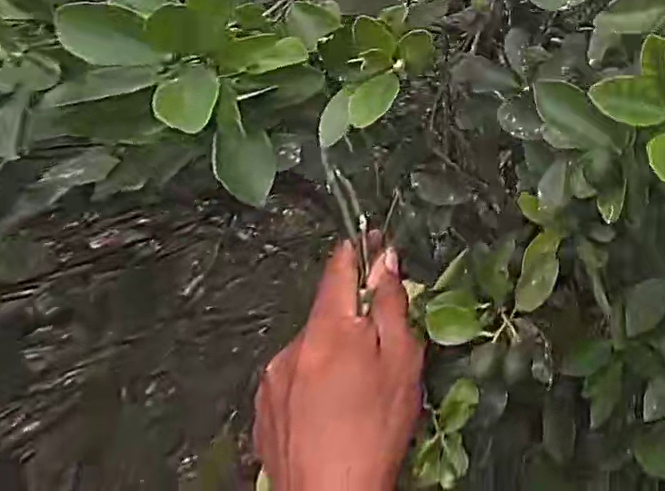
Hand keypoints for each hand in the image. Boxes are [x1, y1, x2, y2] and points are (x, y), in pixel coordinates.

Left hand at [254, 237, 424, 490]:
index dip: (357, 250)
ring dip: (335, 347)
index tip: (373, 239)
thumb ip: (391, 304)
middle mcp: (290, 348)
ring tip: (359, 381)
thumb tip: (385, 259)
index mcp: (326, 330)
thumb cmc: (377, 426)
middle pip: (327, 310)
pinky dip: (316, 375)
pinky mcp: (263, 411)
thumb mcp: (401, 358)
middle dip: (354, 313)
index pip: (337, 269)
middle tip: (382, 337)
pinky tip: (335, 404)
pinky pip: (296, 373)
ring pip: (312, 343)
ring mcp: (271, 382)